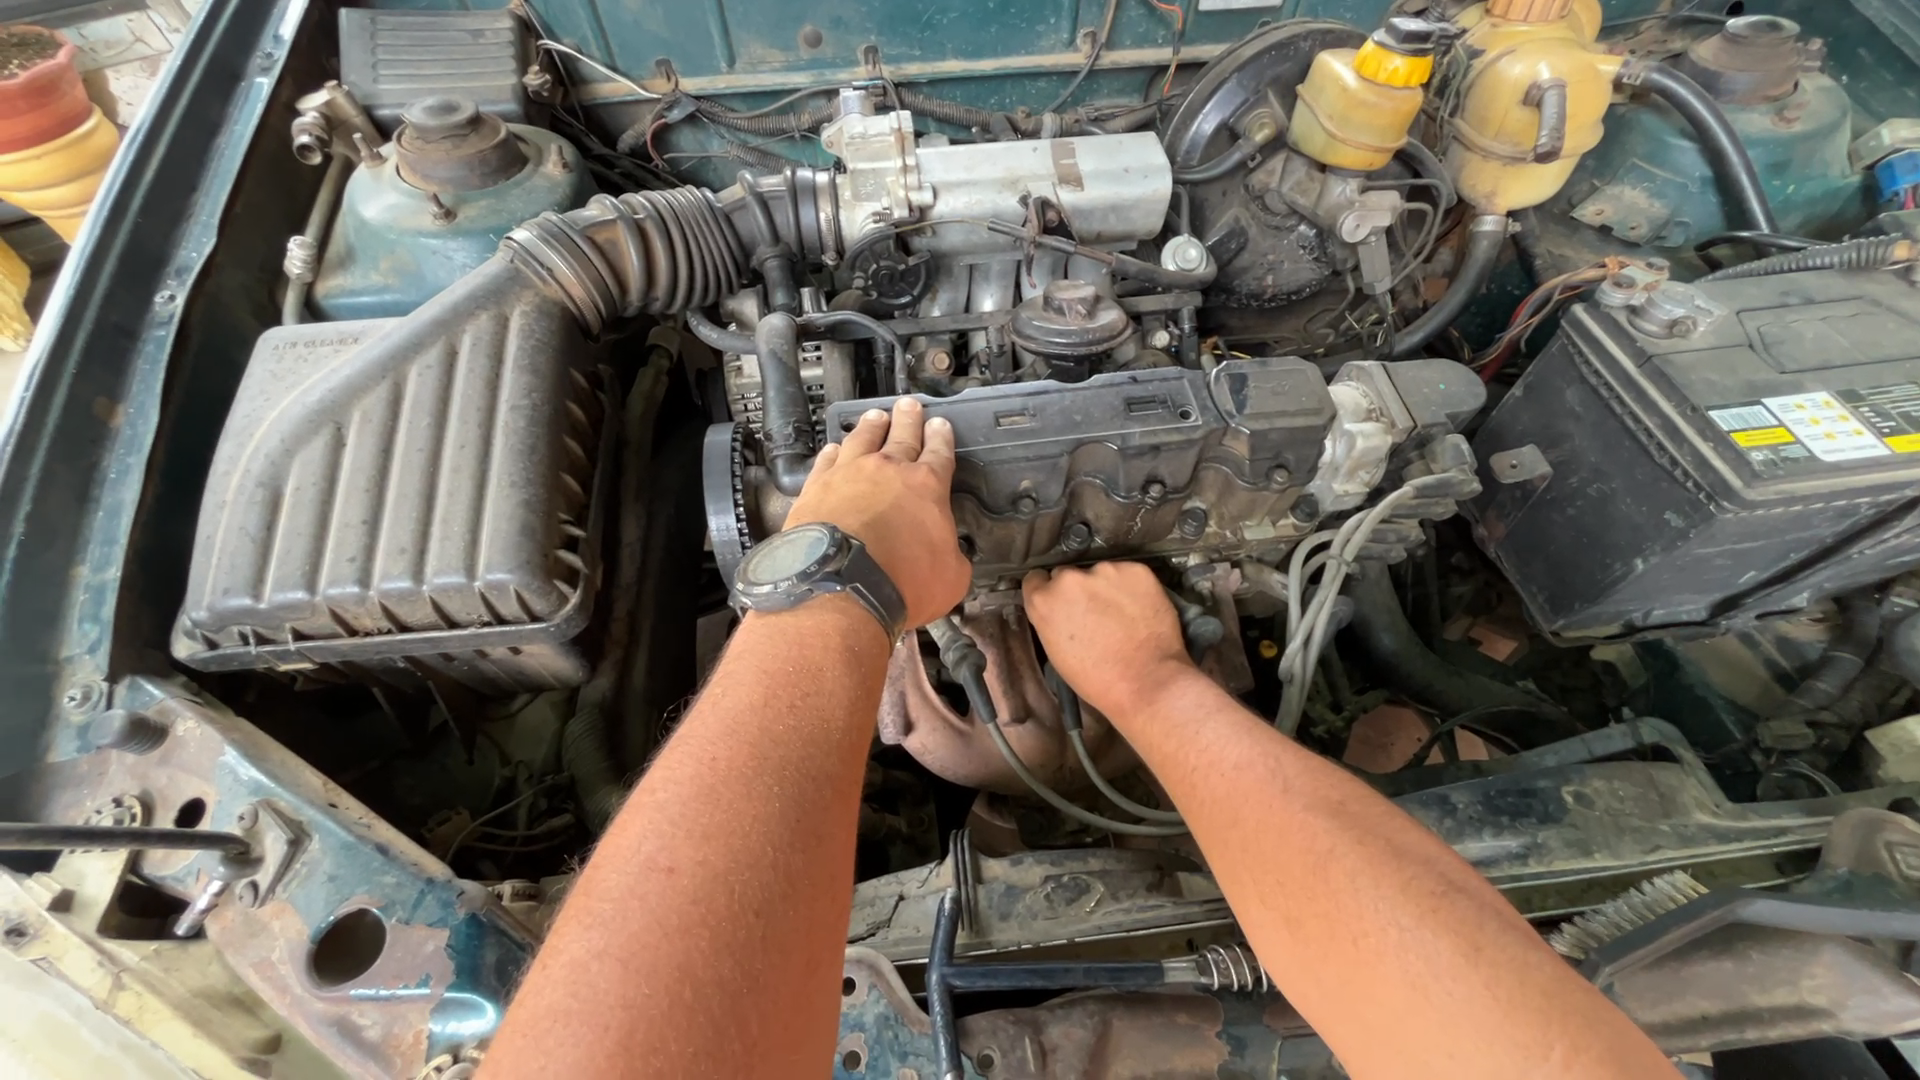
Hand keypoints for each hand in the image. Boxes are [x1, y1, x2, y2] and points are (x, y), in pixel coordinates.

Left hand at [785, 398, 969, 628]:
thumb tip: (951, 554)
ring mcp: (849, 474)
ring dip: (872, 425)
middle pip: (902, 434)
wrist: (841, 588)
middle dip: (909, 418)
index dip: (941, 437)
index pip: (939, 452)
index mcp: (927, 487)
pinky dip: (834, 451)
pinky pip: (827, 460)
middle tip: (910, 405)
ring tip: (876, 415)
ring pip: (863, 437)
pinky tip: (835, 448)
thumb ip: (953, 556)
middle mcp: (889, 470)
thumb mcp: (951, 578)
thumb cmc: (901, 584)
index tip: (940, 425)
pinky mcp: (817, 487)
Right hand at [1022, 562, 1195, 717]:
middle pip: (1068, 574)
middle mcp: (1069, 578)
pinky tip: (1138, 610)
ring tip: (1120, 615)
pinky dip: (1131, 588)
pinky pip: (1128, 574)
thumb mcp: (1056, 651)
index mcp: (1044, 600)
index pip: (1036, 579)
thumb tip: (1060, 608)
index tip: (1060, 602)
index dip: (1049, 591)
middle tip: (1093, 613)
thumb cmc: (1098, 678)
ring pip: (1100, 573)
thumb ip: (1051, 619)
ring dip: (1105, 587)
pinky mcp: (1136, 570)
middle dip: (1077, 589)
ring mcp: (1104, 570)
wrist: (1147, 681)